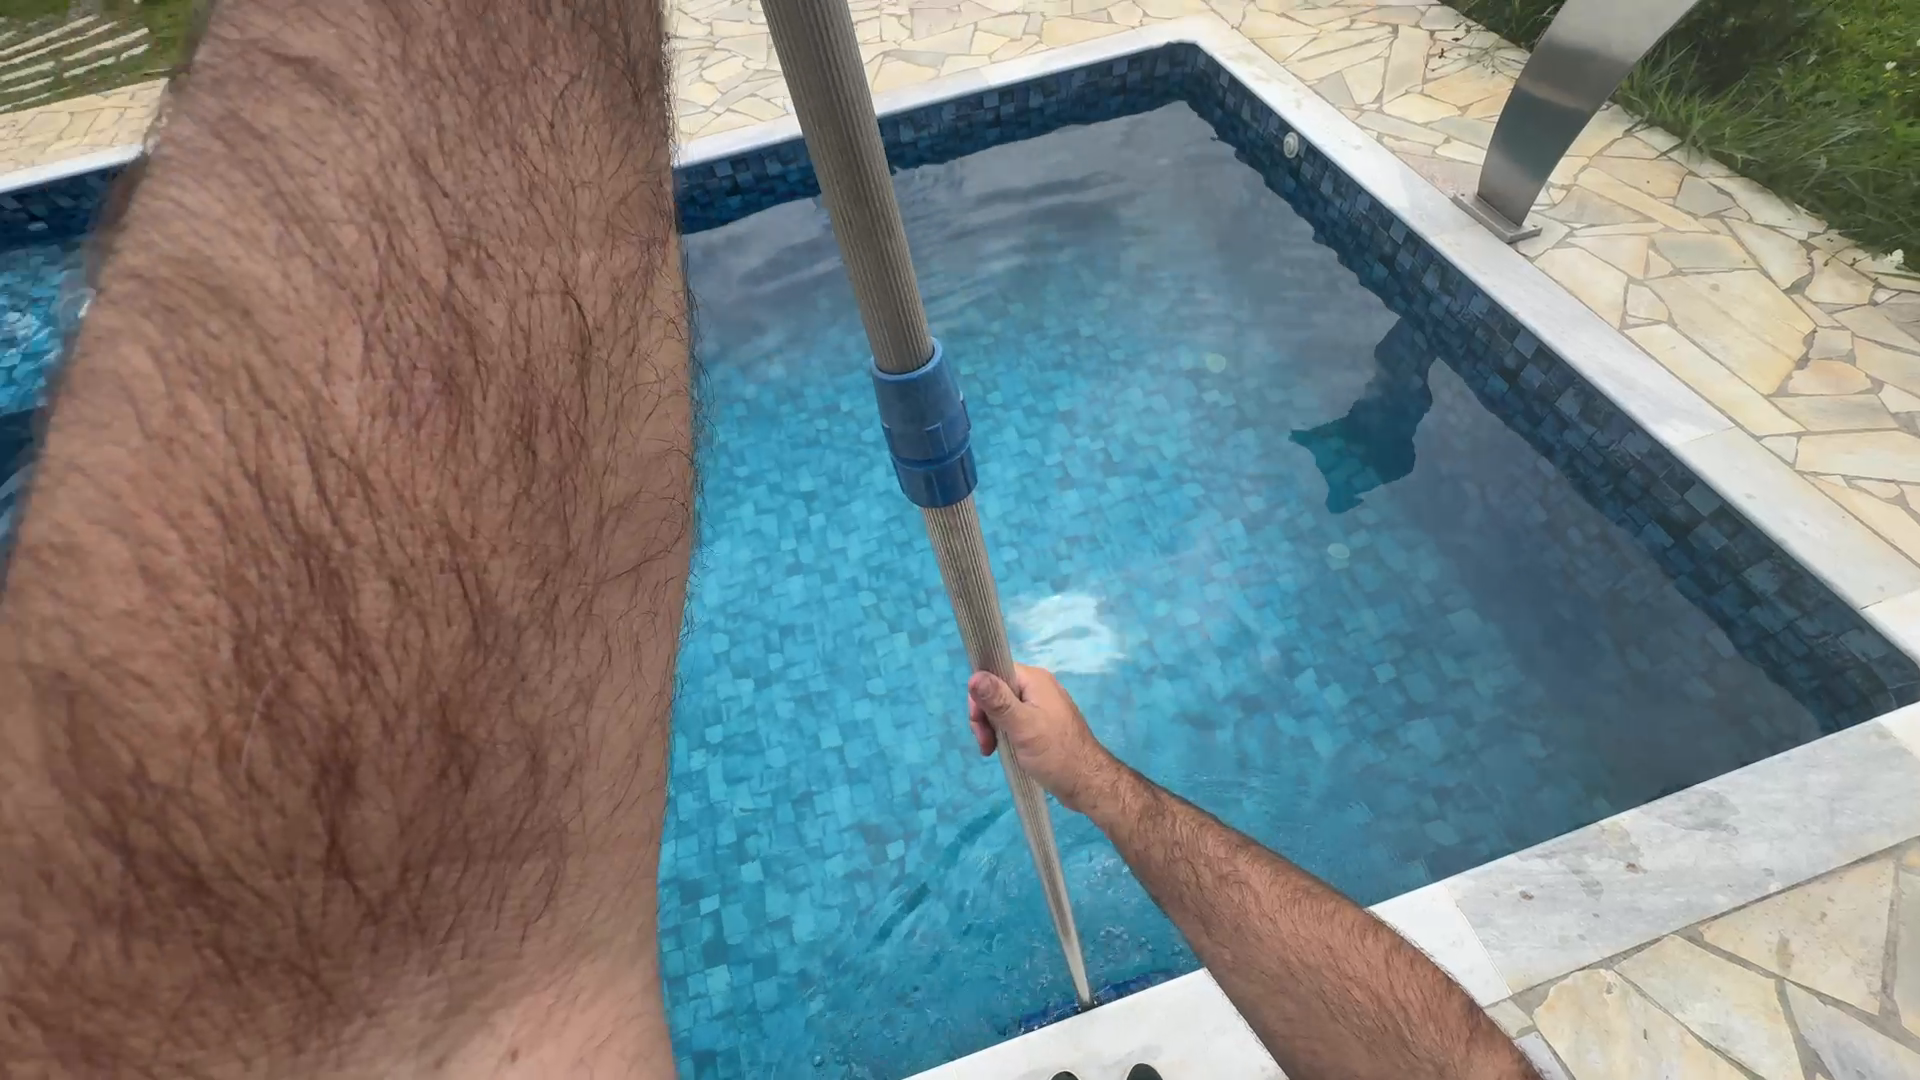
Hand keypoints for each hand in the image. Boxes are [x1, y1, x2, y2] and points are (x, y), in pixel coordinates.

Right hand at [967, 664, 1123, 814]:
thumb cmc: (1055, 753)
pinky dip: (1003, 733)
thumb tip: (973, 676)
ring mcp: (1040, 704)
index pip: (994, 672)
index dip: (980, 695)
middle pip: (996, 691)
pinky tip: (1000, 749)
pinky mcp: (1041, 722)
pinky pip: (1014, 719)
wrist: (1087, 782)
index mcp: (1034, 679)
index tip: (978, 722)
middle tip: (986, 744)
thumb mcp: (1021, 726)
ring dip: (992, 727)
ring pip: (1002, 707)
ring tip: (991, 750)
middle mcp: (1037, 686)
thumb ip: (997, 701)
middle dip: (985, 716)